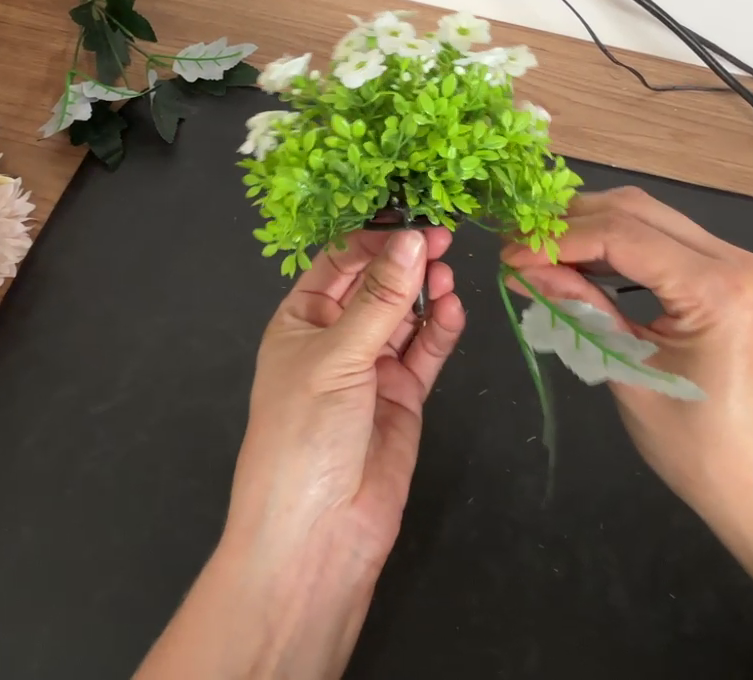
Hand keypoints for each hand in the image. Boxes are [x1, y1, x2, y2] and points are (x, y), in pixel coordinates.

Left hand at [137, 229, 464, 679]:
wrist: (319, 534)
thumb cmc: (304, 432)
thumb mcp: (336, 357)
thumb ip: (380, 299)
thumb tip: (412, 238)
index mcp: (300, 319)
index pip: (339, 262)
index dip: (373, 238)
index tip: (411, 218)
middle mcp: (335, 336)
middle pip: (375, 284)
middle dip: (404, 260)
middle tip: (441, 237)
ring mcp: (371, 366)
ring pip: (404, 315)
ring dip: (424, 292)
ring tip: (446, 273)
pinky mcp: (404, 395)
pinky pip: (426, 351)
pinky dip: (440, 329)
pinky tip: (452, 309)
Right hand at [502, 187, 752, 526]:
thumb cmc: (695, 445)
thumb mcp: (627, 372)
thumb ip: (578, 308)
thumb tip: (520, 268)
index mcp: (717, 288)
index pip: (620, 235)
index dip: (556, 240)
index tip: (507, 254)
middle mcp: (735, 259)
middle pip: (635, 210)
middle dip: (569, 222)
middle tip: (517, 245)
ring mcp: (738, 262)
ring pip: (648, 215)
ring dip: (590, 227)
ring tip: (540, 252)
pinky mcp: (731, 274)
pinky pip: (664, 238)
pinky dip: (617, 243)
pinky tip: (581, 262)